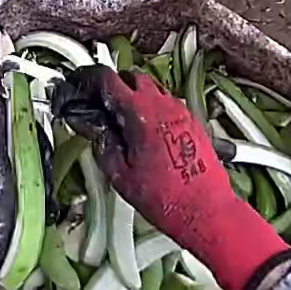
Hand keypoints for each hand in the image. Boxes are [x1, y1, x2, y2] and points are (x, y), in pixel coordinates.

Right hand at [51, 66, 290, 289]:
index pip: (108, 79)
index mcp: (140, 113)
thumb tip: (94, 130)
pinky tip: (148, 130)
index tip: (82, 83)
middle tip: (103, 100)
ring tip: (125, 116)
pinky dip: (155, 108)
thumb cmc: (169, 198)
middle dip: (115, 84)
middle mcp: (163, 106)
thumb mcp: (120, 175)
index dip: (89, 78)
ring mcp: (181, 113)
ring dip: (137, 94)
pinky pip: (169, 104)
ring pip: (153, 88)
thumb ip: (103, 145)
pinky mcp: (194, 123)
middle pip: (133, 76)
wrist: (208, 213)